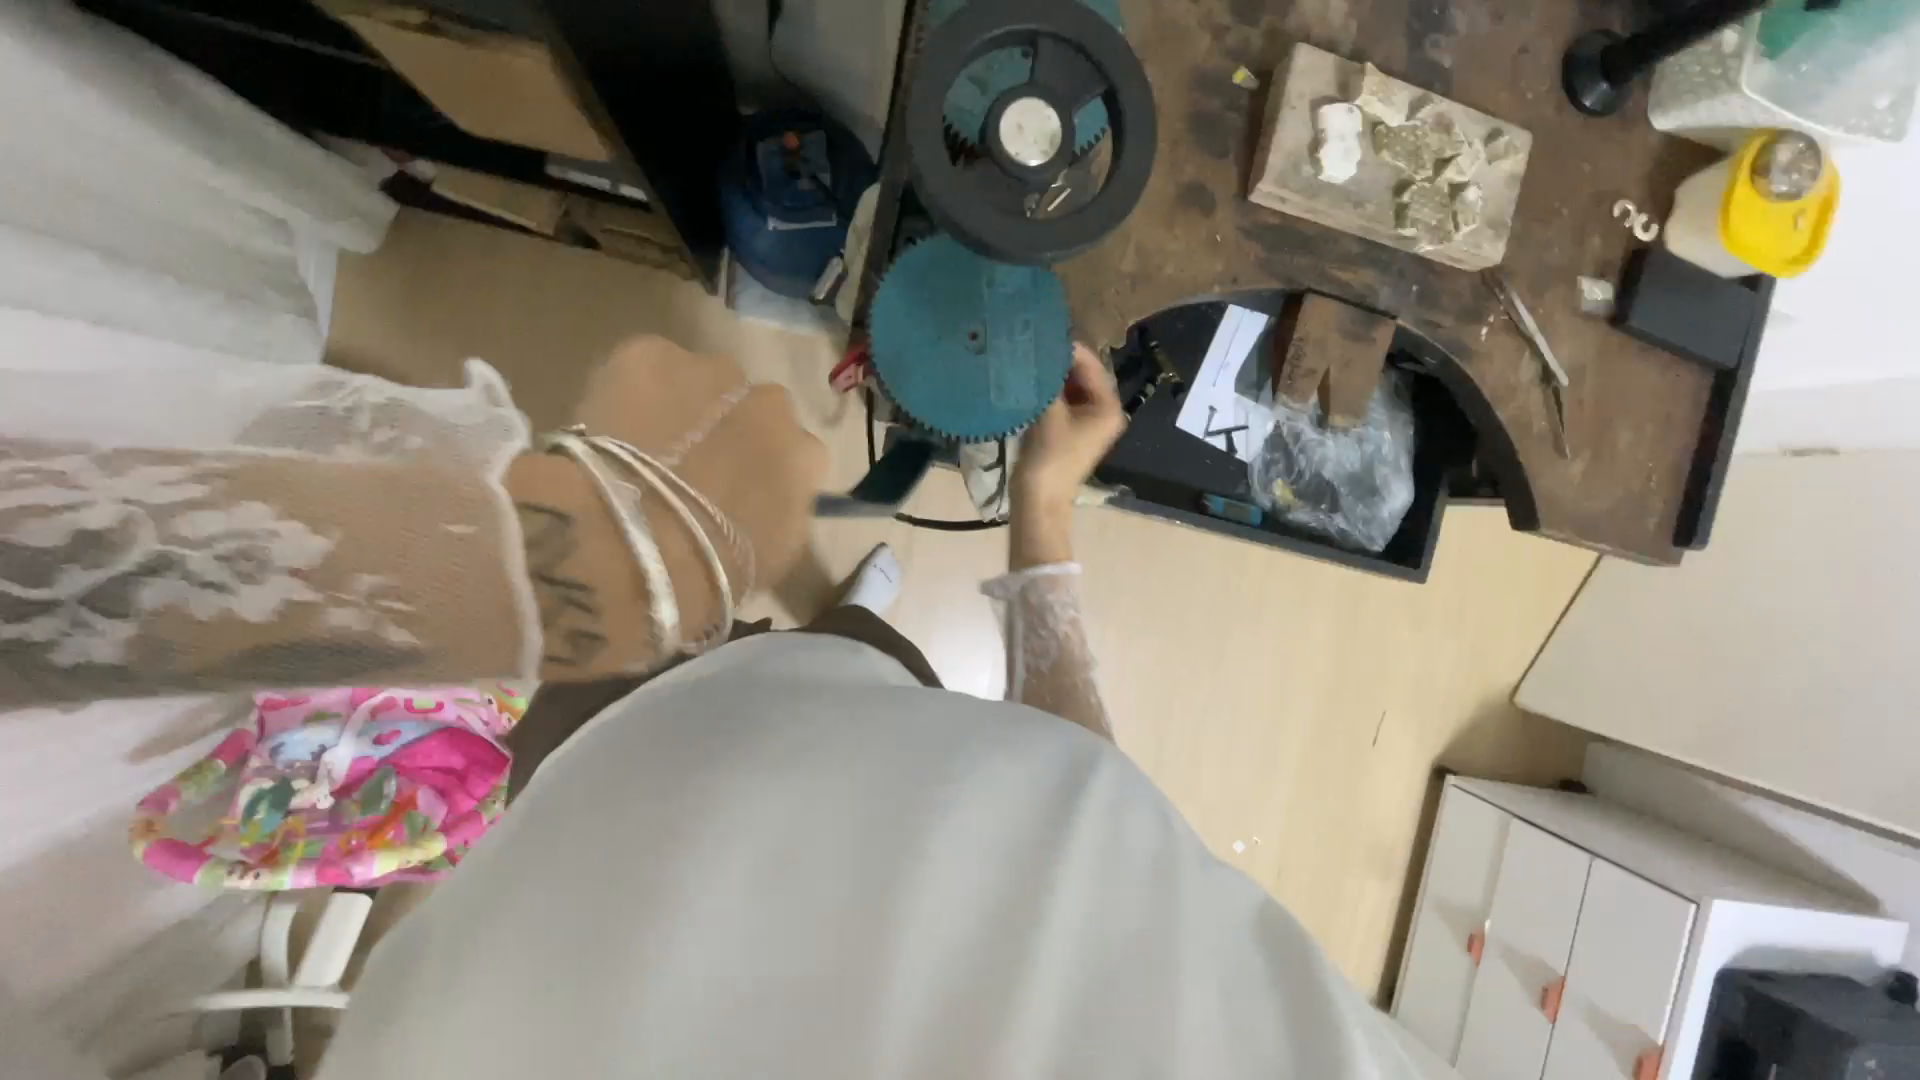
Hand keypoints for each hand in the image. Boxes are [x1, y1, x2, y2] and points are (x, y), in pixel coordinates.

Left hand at [569, 335, 826, 590]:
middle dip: (731, 429)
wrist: (630, 543)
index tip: (736, 494)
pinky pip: (647, 366)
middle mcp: (770, 401)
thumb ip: (785, 510)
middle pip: (753, 407)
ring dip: (686, 403)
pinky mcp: (649, 354)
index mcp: (804, 455)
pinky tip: (612, 425)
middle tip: (691, 466)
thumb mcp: (778, 555)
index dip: (763, 470)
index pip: (795, 453)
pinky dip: (634, 389)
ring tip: (646, 444)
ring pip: (703, 380)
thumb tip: (768, 498)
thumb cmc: (713, 570)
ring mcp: (710, 371)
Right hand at [1009, 344, 1123, 568]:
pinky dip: (1044, 390)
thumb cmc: (1049, 459)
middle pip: (1080, 373)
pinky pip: (1058, 400)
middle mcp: (1103, 411)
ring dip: (1048, 375)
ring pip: (1067, 386)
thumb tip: (1037, 348)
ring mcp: (1085, 421)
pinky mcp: (1068, 429)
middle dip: (1055, 361)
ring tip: (1023, 359)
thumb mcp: (1049, 413)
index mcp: (1108, 406)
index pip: (1090, 364)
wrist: (1038, 502)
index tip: (1038, 333)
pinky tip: (1025, 380)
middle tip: (1027, 343)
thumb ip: (1047, 379)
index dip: (1065, 348)